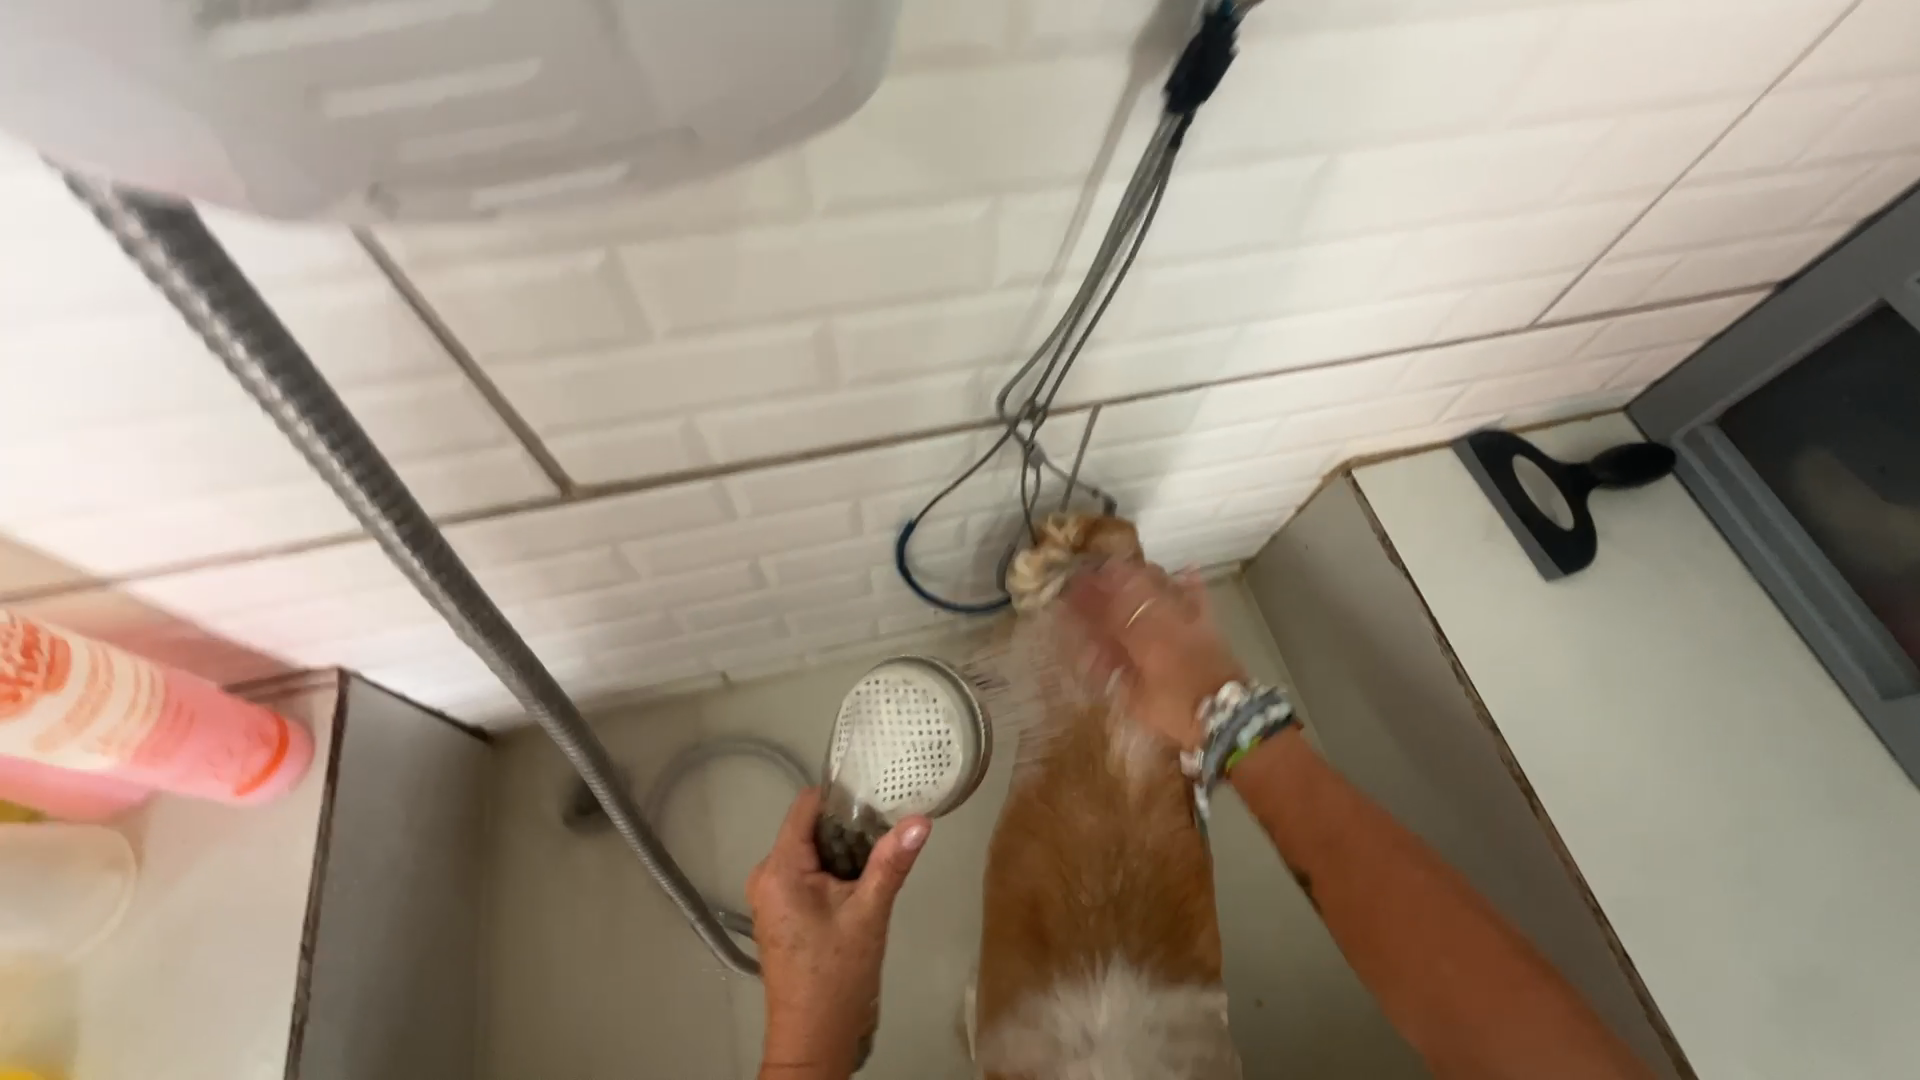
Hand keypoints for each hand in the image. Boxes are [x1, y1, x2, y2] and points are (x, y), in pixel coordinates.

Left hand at [748, 788, 929, 1077]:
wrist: (813, 1040)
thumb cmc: (836, 975)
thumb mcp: (870, 913)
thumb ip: (892, 862)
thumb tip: (920, 820)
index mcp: (779, 869)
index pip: (806, 806)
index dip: (840, 797)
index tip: (876, 797)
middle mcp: (766, 876)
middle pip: (809, 829)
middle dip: (847, 828)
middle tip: (886, 833)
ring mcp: (771, 896)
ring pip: (811, 852)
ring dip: (844, 852)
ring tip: (878, 859)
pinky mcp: (781, 912)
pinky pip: (807, 874)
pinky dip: (834, 872)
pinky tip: (860, 885)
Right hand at [1062, 560, 1245, 751]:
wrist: (1228, 715)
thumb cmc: (1177, 710)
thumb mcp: (1135, 698)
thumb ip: (1111, 671)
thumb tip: (1087, 652)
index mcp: (1141, 638)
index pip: (1106, 611)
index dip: (1087, 600)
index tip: (1070, 590)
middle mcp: (1162, 619)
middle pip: (1130, 590)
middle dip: (1108, 580)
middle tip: (1091, 573)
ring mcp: (1187, 617)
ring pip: (1160, 585)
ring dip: (1139, 574)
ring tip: (1124, 567)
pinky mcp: (1208, 624)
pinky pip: (1197, 595)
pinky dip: (1189, 581)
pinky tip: (1184, 569)